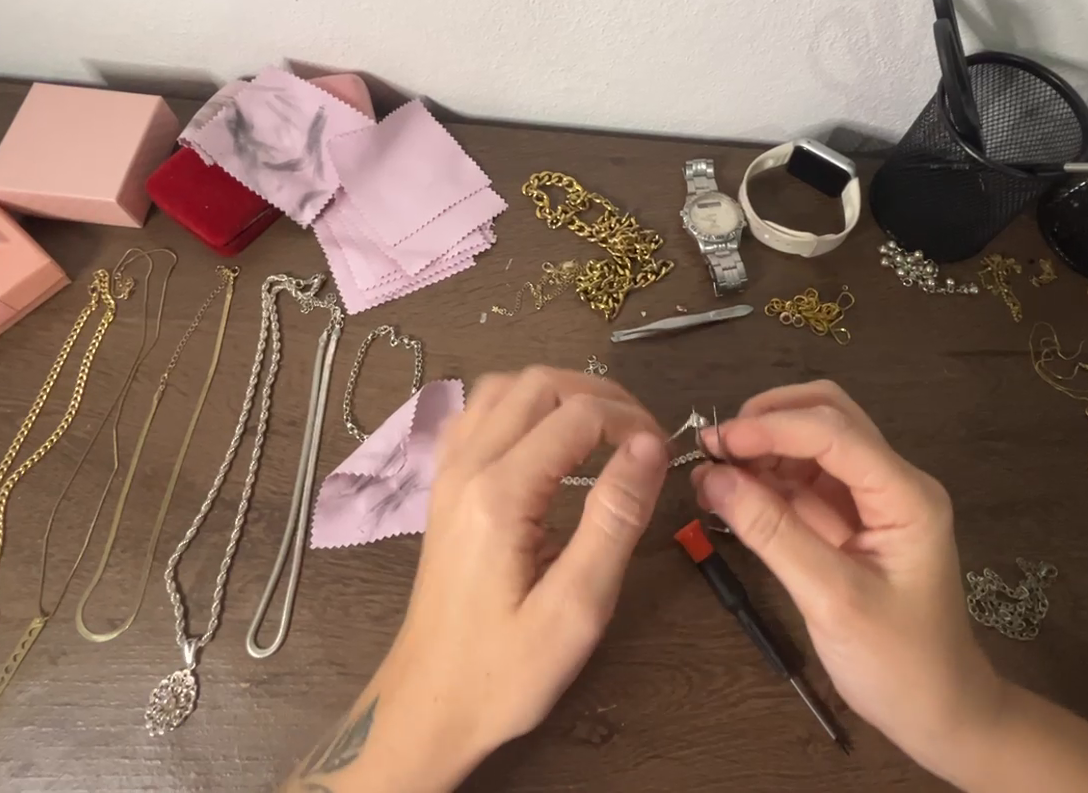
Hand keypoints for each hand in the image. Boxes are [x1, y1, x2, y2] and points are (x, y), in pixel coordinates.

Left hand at [309, 368, 668, 791]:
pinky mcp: (443, 482)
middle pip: (539, 383)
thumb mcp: (576, 609)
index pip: (578, 414)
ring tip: (602, 428)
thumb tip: (650, 445)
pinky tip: (542, 434)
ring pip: (505, 386)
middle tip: (640, 437)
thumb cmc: (505, 671)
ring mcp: (448, 469)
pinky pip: (478, 411)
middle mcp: (468, 465)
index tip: (662, 456)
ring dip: (560, 392)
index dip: (630, 421)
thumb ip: (614, 519)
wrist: (426, 705)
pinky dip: (520, 404)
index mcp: (501, 493)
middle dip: (601, 395)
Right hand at [691, 380, 1001, 765]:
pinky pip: (798, 476)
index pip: (834, 433)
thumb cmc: (898, 664)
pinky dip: (761, 475)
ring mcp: (867, 495)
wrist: (937, 713)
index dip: (772, 428)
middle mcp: (889, 480)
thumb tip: (710, 477)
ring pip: (809, 439)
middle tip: (716, 446)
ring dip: (760, 445)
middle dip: (768, 419)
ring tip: (711, 470)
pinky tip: (728, 490)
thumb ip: (772, 533)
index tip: (716, 442)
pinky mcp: (844, 516)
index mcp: (905, 494)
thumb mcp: (832, 600)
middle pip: (827, 414)